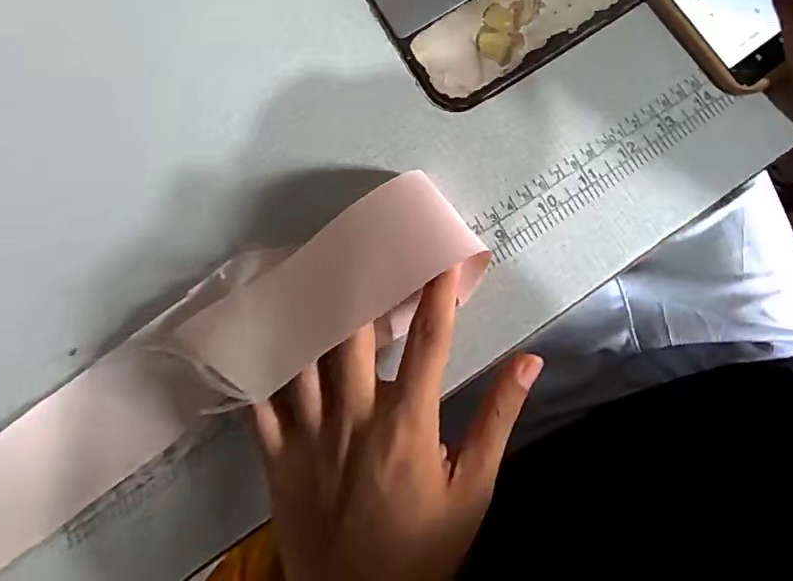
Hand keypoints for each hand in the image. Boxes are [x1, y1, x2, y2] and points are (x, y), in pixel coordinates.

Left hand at [252, 264, 542, 580]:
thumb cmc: (424, 547)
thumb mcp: (474, 488)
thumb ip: (498, 418)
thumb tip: (529, 361)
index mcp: (407, 423)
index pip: (428, 341)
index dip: (437, 292)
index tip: (443, 254)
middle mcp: (355, 420)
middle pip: (354, 336)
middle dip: (363, 286)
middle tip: (368, 246)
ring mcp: (310, 441)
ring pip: (304, 361)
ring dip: (312, 314)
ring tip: (317, 271)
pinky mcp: (278, 464)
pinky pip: (262, 407)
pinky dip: (264, 367)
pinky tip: (265, 334)